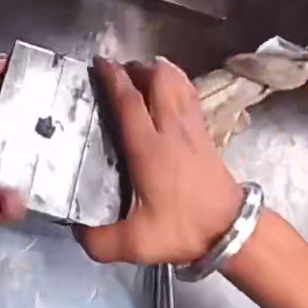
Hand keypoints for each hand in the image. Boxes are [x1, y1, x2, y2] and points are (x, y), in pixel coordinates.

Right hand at [80, 57, 243, 265]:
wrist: (230, 229)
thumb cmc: (183, 229)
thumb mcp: (134, 243)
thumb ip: (99, 241)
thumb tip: (77, 231)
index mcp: (149, 149)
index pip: (130, 101)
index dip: (113, 78)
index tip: (99, 63)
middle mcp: (171, 130)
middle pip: (158, 78)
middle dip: (137, 67)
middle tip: (119, 73)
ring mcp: (192, 128)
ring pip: (178, 82)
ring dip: (158, 72)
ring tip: (140, 76)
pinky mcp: (205, 133)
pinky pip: (190, 95)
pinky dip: (176, 84)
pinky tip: (167, 90)